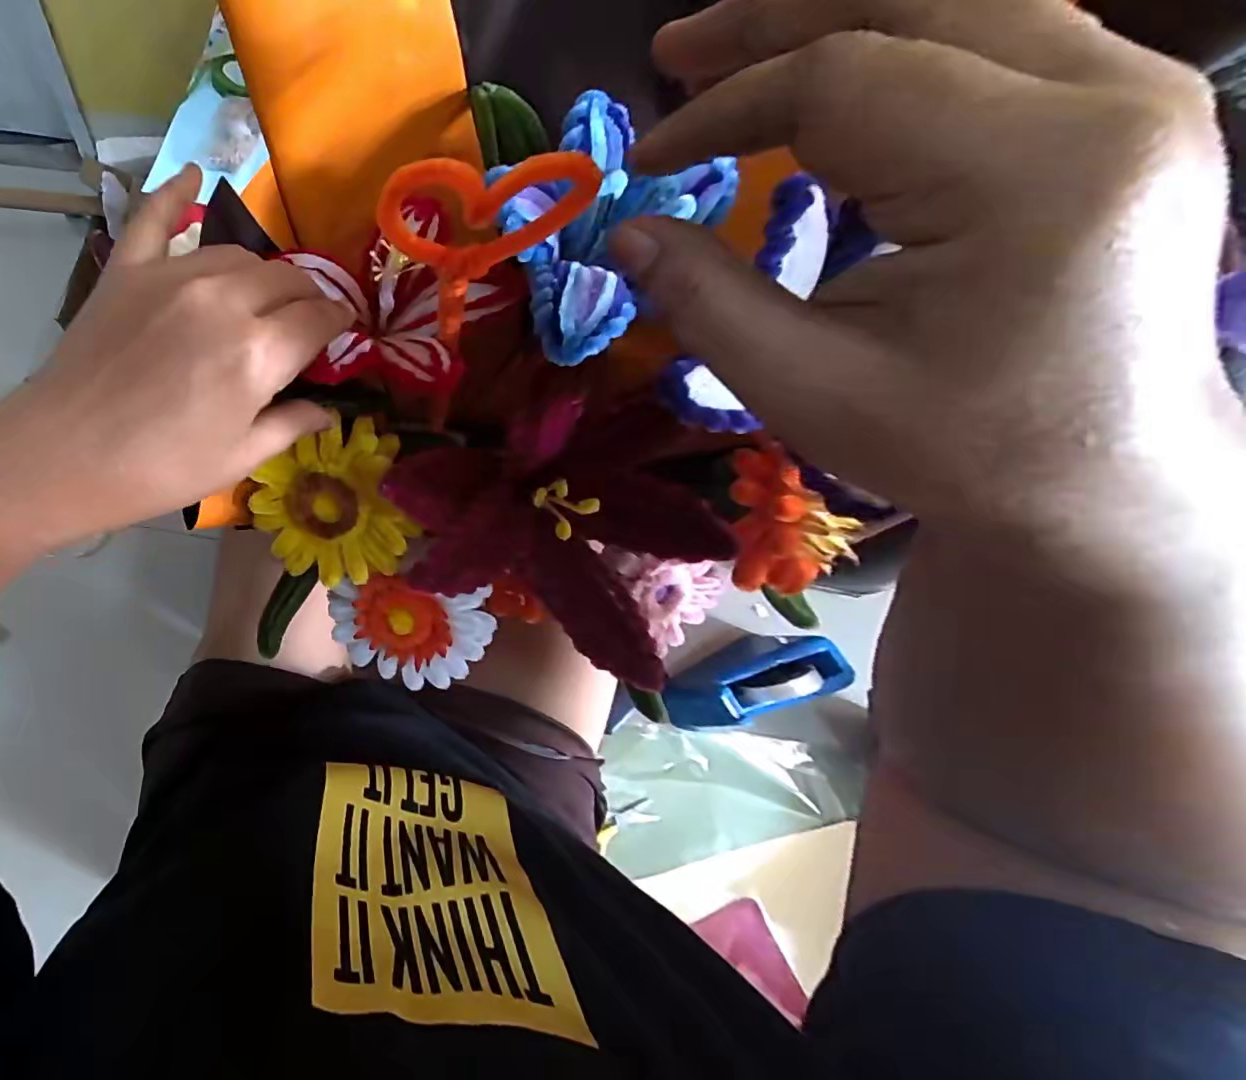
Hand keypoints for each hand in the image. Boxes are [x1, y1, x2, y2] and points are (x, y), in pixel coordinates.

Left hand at [0, 165, 352, 546]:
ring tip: (261, 294)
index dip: (338, 322)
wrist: (64, 458)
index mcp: (259, 354)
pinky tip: (193, 178)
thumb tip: (328, 410)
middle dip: (306, 297)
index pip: (318, 319)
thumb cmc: (159, 471)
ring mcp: (173, 277)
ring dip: (262, 272)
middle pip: (286, 279)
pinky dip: (176, 195)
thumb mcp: (237, 460)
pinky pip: (157, 218)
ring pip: (238, 254)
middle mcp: (225, 300)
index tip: (342, 329)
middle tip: (303, 320)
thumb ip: (289, 426)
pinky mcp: (128, 270)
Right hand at [609, 0, 1243, 547]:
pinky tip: (818, 88)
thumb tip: (623, 234)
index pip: (845, 81)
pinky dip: (886, 53)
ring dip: (831, 20)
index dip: (723, 110)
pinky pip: (987, 44)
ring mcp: (1130, 93)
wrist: (1096, 477)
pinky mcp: (1114, 114)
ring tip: (729, 51)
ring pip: (960, 3)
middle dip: (774, 18)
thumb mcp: (799, 384)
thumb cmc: (944, 443)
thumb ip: (704, 299)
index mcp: (1028, 170)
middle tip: (672, 50)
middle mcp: (1106, 96)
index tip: (642, 166)